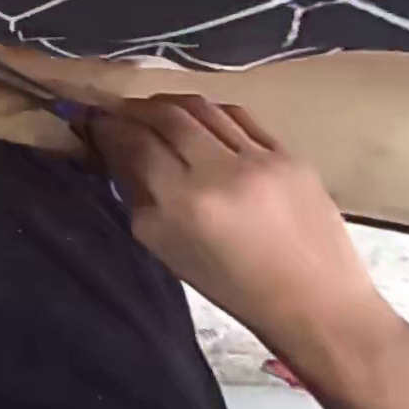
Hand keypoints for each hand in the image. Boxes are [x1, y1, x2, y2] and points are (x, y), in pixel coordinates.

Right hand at [88, 94, 405, 371]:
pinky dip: (206, 111)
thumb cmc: (228, 283)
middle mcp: (220, 172)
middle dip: (132, 107)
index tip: (90, 121)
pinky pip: (237, 115)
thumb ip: (132, 189)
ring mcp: (260, 159)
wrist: (317, 305)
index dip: (106, 125)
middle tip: (116, 111)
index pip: (133, 141)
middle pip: (163, 114)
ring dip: (166, 103)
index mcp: (183, 202)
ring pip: (199, 106)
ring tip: (151, 111)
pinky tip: (196, 120)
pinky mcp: (291, 155)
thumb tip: (111, 146)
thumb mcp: (161, 242)